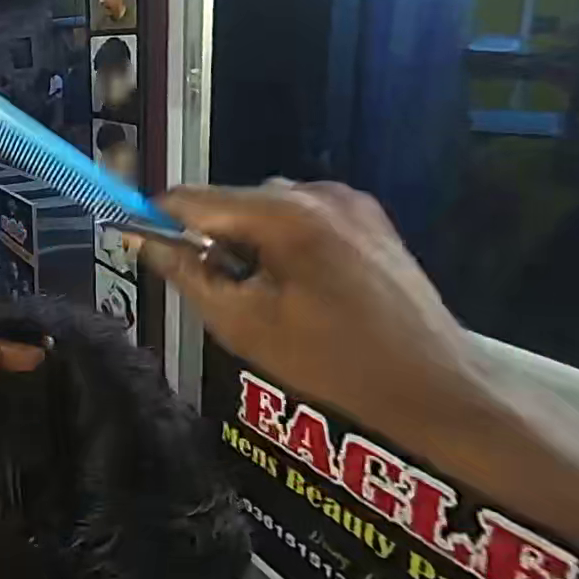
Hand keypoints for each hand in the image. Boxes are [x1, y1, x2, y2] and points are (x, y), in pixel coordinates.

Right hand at [138, 181, 478, 427]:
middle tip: (218, 290)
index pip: (190, 199)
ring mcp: (346, 199)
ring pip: (259, 207)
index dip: (157, 221)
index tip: (143, 247)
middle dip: (208, 238)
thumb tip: (140, 238)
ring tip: (262, 292)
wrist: (437, 387)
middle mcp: (314, 191)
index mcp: (283, 215)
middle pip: (226, 201)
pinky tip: (297, 282)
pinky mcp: (365, 214)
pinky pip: (295, 214)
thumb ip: (185, 272)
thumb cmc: (329, 361)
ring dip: (242, 240)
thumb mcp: (240, 323)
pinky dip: (277, 239)